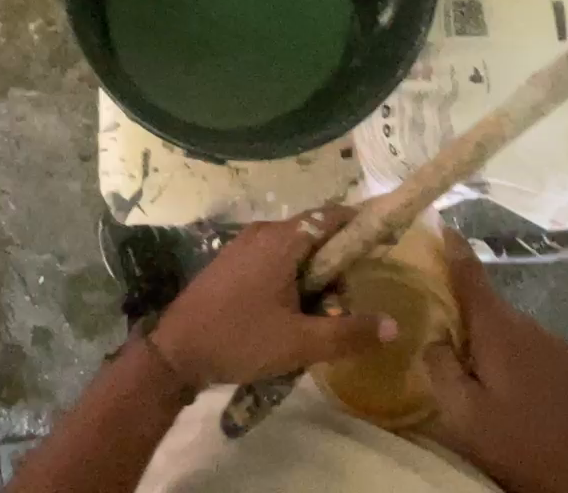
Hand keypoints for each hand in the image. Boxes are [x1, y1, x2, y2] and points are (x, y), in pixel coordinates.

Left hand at [150, 207, 397, 387]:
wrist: (175, 352)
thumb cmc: (239, 339)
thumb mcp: (299, 343)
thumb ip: (348, 332)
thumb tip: (392, 325)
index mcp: (282, 240)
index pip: (331, 215)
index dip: (360, 224)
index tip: (383, 241)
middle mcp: (263, 232)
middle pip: (314, 237)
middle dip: (334, 268)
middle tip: (340, 307)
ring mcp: (243, 246)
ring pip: (293, 252)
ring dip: (311, 279)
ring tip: (314, 319)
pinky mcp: (230, 262)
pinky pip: (272, 260)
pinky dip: (289, 280)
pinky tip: (286, 316)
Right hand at [423, 232, 567, 492]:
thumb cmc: (519, 444)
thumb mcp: (462, 415)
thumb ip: (439, 368)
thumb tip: (433, 337)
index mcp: (498, 328)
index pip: (471, 274)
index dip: (454, 247)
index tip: (441, 222)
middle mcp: (528, 324)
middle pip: (487, 306)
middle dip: (465, 314)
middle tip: (442, 336)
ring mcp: (556, 344)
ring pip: (510, 330)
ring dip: (491, 342)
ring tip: (479, 376)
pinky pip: (532, 348)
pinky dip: (515, 358)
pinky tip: (513, 392)